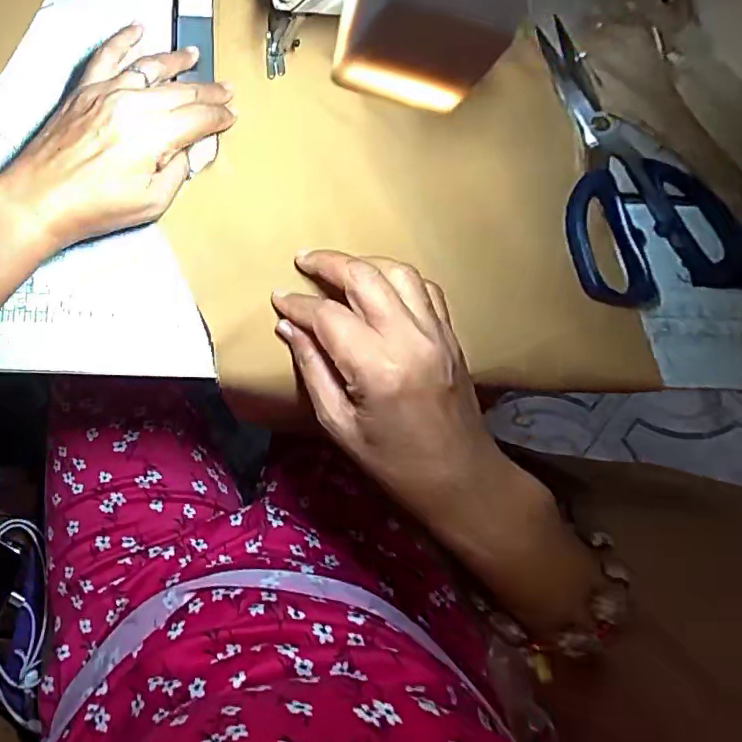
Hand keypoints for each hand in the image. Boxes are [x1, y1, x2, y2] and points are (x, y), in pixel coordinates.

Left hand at [0, 23, 234, 252]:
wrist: (37, 201)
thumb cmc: (88, 207)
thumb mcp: (151, 203)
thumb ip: (179, 171)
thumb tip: (189, 149)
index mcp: (153, 133)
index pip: (200, 117)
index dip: (219, 117)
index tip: (229, 118)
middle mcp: (132, 104)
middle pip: (181, 90)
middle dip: (208, 91)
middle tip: (224, 91)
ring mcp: (105, 93)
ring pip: (150, 67)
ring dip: (176, 60)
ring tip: (192, 55)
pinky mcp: (83, 92)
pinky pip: (106, 56)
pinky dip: (122, 40)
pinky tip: (135, 29)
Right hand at [274, 252, 605, 637]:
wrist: (464, 480)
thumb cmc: (393, 462)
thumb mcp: (337, 423)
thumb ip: (311, 368)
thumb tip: (288, 327)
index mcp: (377, 368)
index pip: (327, 315)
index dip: (297, 303)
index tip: (277, 300)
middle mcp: (410, 340)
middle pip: (365, 277)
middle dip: (327, 263)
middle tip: (301, 260)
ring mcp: (437, 334)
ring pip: (398, 272)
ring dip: (363, 263)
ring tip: (336, 267)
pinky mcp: (451, 336)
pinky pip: (424, 288)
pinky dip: (395, 277)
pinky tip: (376, 285)